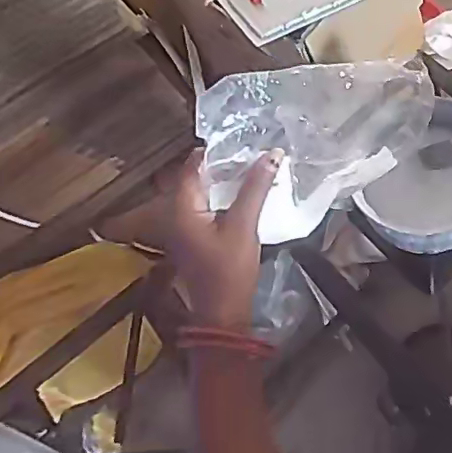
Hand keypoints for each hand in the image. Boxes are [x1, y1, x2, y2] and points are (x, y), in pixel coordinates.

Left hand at [168, 148, 279, 329]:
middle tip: (249, 149)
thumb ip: (256, 189)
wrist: (223, 314)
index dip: (212, 150)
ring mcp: (187, 228)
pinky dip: (226, 196)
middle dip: (222, 164)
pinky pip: (210, 206)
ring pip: (204, 193)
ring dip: (225, 180)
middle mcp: (179, 215)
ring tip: (252, 166)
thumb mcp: (244, 225)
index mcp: (183, 209)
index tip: (238, 138)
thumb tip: (272, 154)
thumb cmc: (229, 270)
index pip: (191, 167)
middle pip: (196, 179)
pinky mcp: (199, 238)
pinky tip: (247, 193)